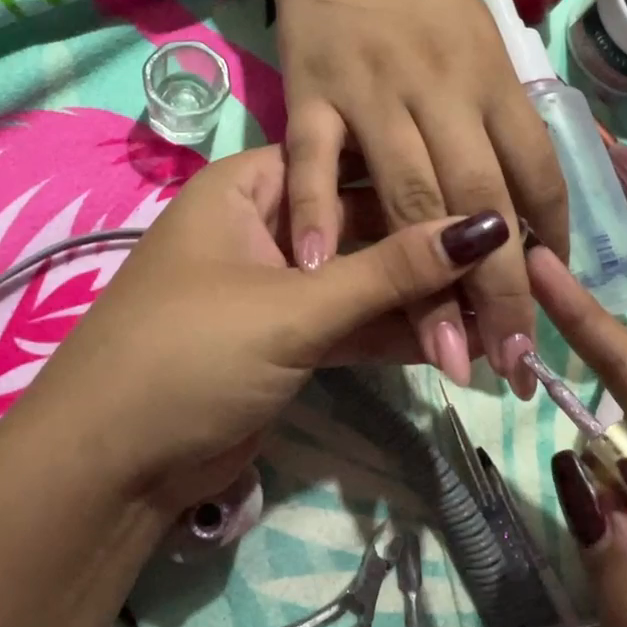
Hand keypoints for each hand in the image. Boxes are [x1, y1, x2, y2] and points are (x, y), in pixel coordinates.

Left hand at [20, 146, 513, 513]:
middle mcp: (271, 222)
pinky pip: (355, 322)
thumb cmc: (190, 354)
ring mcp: (281, 283)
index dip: (422, 175)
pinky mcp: (290, 338)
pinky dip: (399, 334)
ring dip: (424, 301)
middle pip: (366, 223)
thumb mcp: (293, 307)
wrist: (111, 465)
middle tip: (514, 267)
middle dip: (432, 251)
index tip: (499, 194)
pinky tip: (461, 344)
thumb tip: (490, 225)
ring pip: (366, 279)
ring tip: (502, 314)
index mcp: (253, 184)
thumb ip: (391, 271)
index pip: (353, 161)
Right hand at [264, 0, 569, 397]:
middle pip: (481, 197)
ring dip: (427, 280)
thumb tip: (601, 171)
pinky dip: (315, 214)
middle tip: (515, 365)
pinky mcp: (310, 91)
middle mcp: (441, 87)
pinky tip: (318, 274)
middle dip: (503, 287)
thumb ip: (523, 109)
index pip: (536, 168)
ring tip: (448, 357)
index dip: (552, 240)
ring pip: (409, 192)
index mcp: (490, 74)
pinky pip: (314, 159)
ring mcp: (373, 90)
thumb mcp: (486, 36)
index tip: (557, 304)